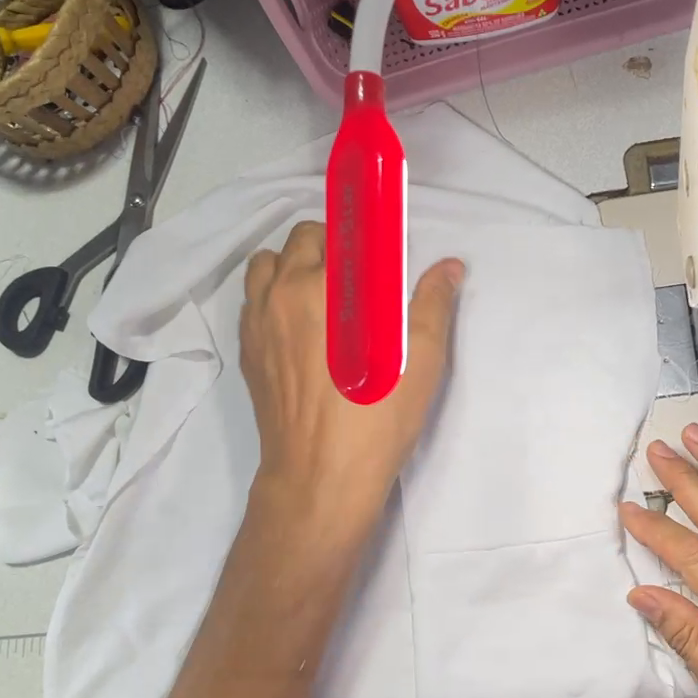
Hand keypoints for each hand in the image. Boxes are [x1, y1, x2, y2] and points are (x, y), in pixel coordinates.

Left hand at [240, 221, 463, 516]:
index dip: (368, 221)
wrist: (319, 476)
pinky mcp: (248, 351)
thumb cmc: (377, 417)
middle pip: (303, 239)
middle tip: (364, 276)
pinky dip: (274, 294)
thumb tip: (449, 267)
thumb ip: (432, 304)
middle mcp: (285, 292)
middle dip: (334, 244)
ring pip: (267, 265)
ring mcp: (259, 322)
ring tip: (325, 295)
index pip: (346, 228)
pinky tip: (301, 326)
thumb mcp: (420, 362)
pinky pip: (253, 300)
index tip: (385, 227)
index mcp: (329, 286)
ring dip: (295, 264)